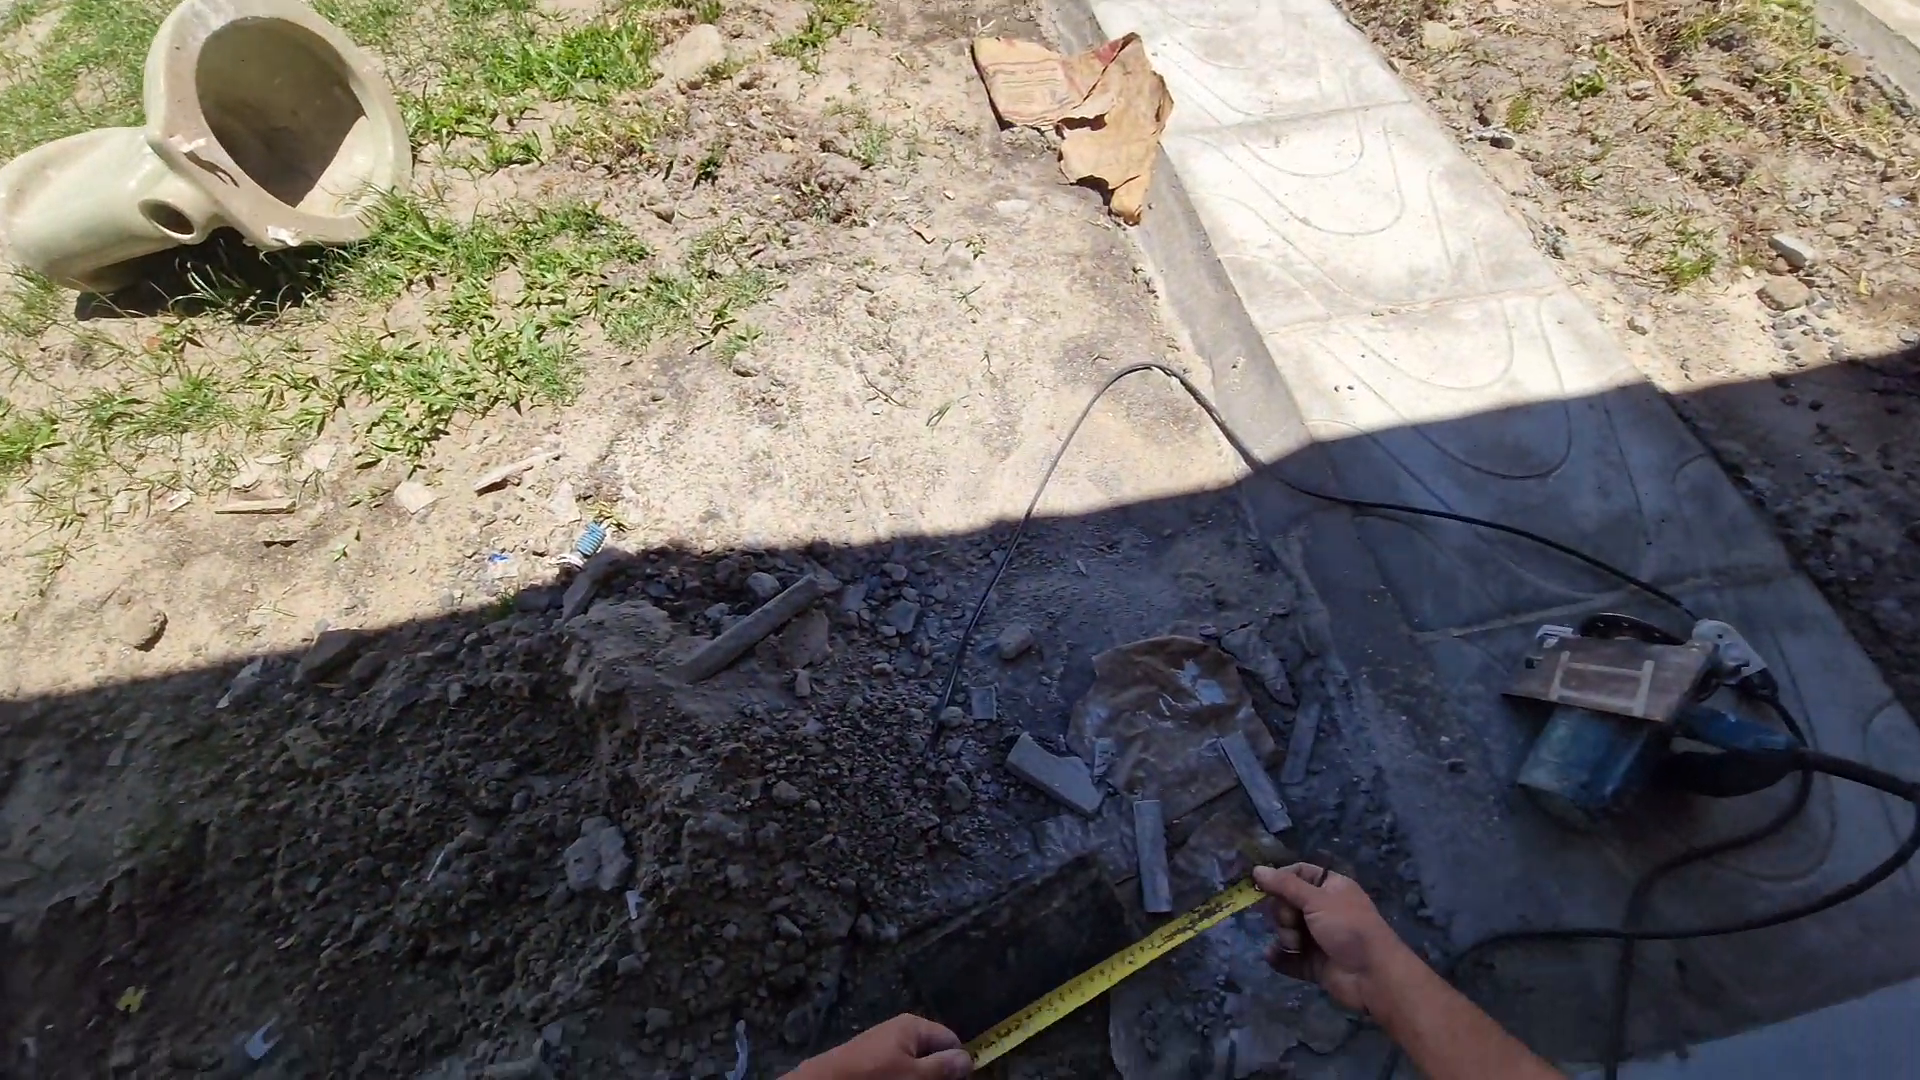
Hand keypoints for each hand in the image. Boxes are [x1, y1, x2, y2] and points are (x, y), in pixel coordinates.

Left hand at [783, 1014, 971, 1079]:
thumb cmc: (874, 1079)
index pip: (949, 1039)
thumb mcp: (913, 1077)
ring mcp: (884, 1047)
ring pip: (914, 1066)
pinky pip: (897, 1070)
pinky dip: (901, 1079)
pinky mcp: (870, 1062)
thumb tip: (968, 1058)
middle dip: (936, 1075)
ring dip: (919, 1079)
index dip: (957, 1063)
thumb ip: (942, 1068)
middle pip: (932, 1053)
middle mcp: (901, 1031)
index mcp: (914, 1026)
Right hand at [1254, 863, 1413, 1014]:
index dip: (1281, 879)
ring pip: (1287, 929)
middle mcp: (1323, 910)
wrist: (1374, 977)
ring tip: (1294, 944)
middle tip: (1290, 921)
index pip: (1298, 873)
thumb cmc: (1348, 928)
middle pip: (1287, 902)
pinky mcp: (1315, 962)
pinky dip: (1280, 957)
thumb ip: (1284, 885)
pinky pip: (1289, 956)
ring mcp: (1319, 937)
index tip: (1265, 887)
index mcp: (1329, 888)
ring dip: (1285, 935)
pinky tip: (1272, 957)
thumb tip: (1256, 870)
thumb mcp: (1316, 900)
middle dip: (1283, 913)